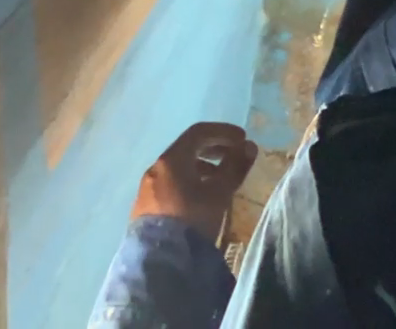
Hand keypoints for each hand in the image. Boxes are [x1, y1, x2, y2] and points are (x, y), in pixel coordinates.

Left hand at [130, 122, 259, 238]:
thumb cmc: (192, 220)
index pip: (199, 132)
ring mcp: (148, 189)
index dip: (223, 132)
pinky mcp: (145, 208)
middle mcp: (156, 168)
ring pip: (178, 168)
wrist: (159, 264)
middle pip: (187, 148)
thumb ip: (234, 167)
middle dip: (214, 148)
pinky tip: (200, 198)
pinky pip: (171, 184)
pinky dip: (189, 182)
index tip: (242, 139)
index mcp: (171, 159)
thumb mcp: (219, 193)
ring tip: (220, 179)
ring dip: (202, 167)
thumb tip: (249, 146)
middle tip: (233, 155)